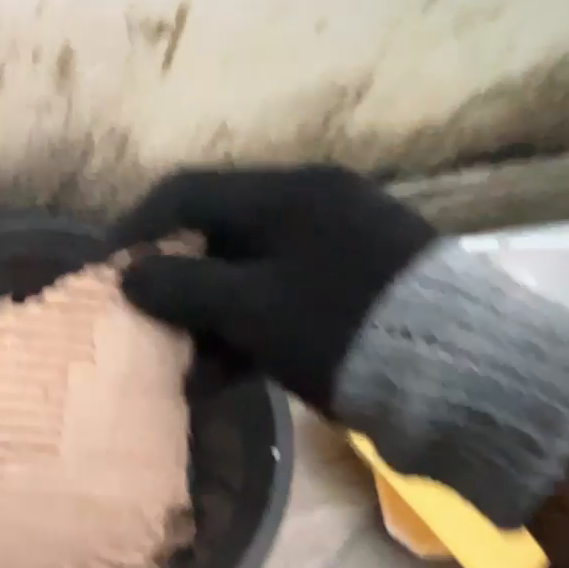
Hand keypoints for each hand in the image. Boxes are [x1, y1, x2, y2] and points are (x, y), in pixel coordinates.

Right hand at [109, 166, 434, 412]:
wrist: (463, 375)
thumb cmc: (341, 328)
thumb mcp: (249, 308)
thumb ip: (181, 287)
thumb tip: (128, 276)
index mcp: (287, 193)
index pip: (186, 192)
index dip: (135, 228)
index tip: (105, 270)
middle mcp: (312, 205)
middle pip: (213, 235)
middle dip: (172, 282)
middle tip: (143, 323)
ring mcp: (338, 245)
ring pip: (244, 272)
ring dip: (207, 317)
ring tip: (185, 368)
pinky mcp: (356, 284)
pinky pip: (279, 297)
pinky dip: (245, 330)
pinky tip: (225, 374)